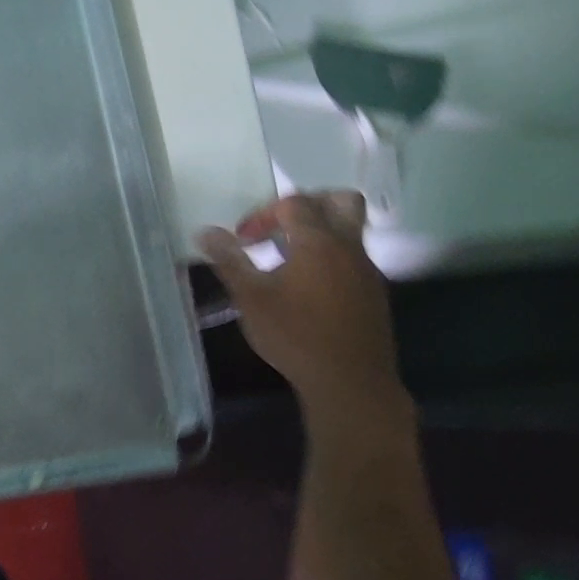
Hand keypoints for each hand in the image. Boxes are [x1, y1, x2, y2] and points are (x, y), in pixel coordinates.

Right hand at [197, 192, 402, 415]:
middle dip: (307, 204)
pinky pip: (353, 258)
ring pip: (350, 230)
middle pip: (339, 201)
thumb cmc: (294, 335)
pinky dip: (330, 258)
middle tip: (280, 227)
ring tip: (288, 259)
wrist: (349, 379)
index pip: (293, 204)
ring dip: (319, 232)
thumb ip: (229, 261)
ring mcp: (366, 269)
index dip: (263, 214)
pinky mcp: (373, 291)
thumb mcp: (251, 299)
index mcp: (318, 242)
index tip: (243, 241)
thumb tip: (205, 232)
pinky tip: (307, 288)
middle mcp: (348, 246)